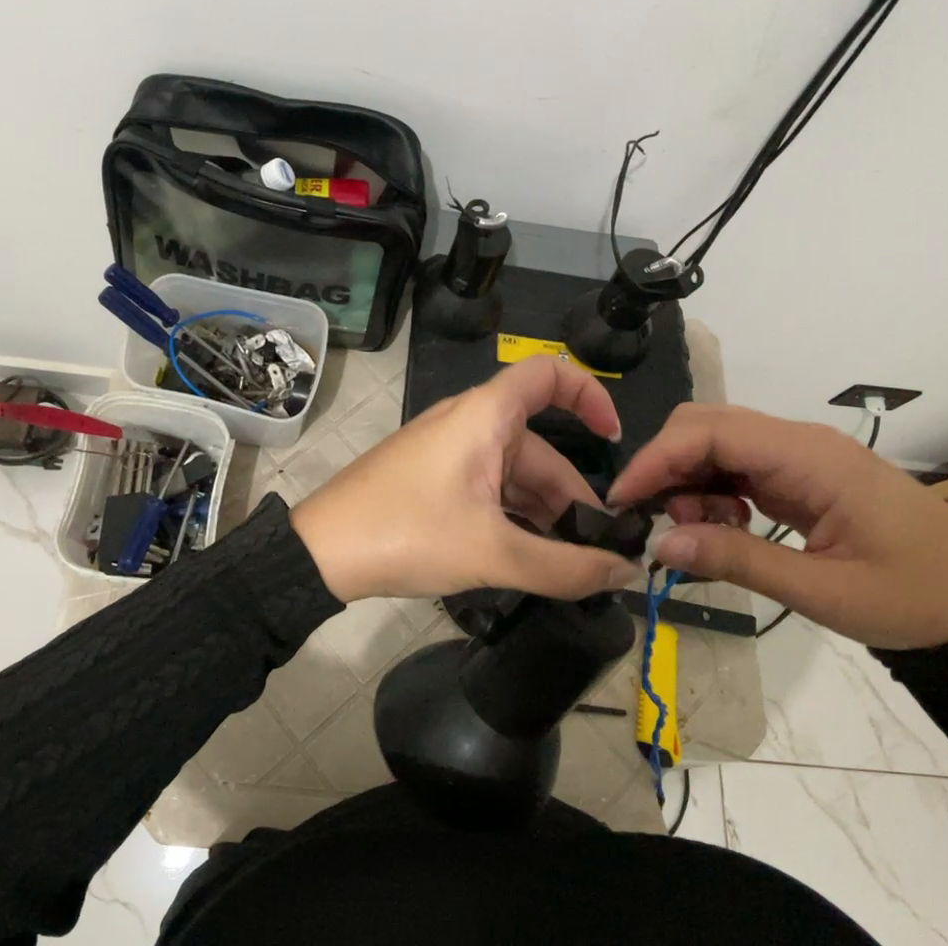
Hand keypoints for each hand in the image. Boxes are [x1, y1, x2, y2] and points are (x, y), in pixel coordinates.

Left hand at [291, 357, 644, 604]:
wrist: (320, 552)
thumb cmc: (408, 534)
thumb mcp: (493, 554)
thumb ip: (566, 567)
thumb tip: (627, 574)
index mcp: (485, 416)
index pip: (549, 374)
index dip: (590, 395)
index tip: (614, 441)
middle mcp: (468, 423)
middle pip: (540, 445)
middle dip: (572, 496)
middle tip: (599, 551)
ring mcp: (446, 451)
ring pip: (513, 474)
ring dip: (543, 513)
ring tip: (568, 565)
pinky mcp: (431, 477)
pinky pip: (487, 487)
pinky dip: (513, 516)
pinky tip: (527, 558)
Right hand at [605, 404, 947, 649]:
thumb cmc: (914, 596)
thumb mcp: (824, 591)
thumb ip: (738, 561)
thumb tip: (659, 544)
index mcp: (809, 458)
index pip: (710, 432)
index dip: (657, 460)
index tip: (622, 502)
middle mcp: (798, 443)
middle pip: (705, 426)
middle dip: (666, 467)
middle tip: (654, 523)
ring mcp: (799, 458)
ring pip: (715, 445)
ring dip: (687, 483)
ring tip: (697, 536)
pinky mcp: (798, 477)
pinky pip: (734, 468)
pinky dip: (710, 494)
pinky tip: (720, 530)